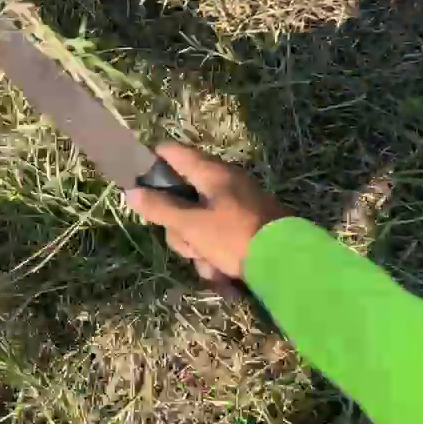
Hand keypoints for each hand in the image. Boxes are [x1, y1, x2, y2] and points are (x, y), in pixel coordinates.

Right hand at [124, 143, 287, 282]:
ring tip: (208, 265)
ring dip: (196, 244)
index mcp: (210, 172)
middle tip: (185, 242)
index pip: (170, 151)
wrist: (293, 268)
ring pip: (197, 219)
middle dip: (177, 224)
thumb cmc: (237, 238)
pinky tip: (221, 272)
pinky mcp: (248, 225)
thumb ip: (160, 208)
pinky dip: (214, 252)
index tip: (138, 186)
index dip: (150, 163)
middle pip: (181, 194)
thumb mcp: (192, 226)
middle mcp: (223, 181)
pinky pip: (217, 233)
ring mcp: (237, 204)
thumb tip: (130, 191)